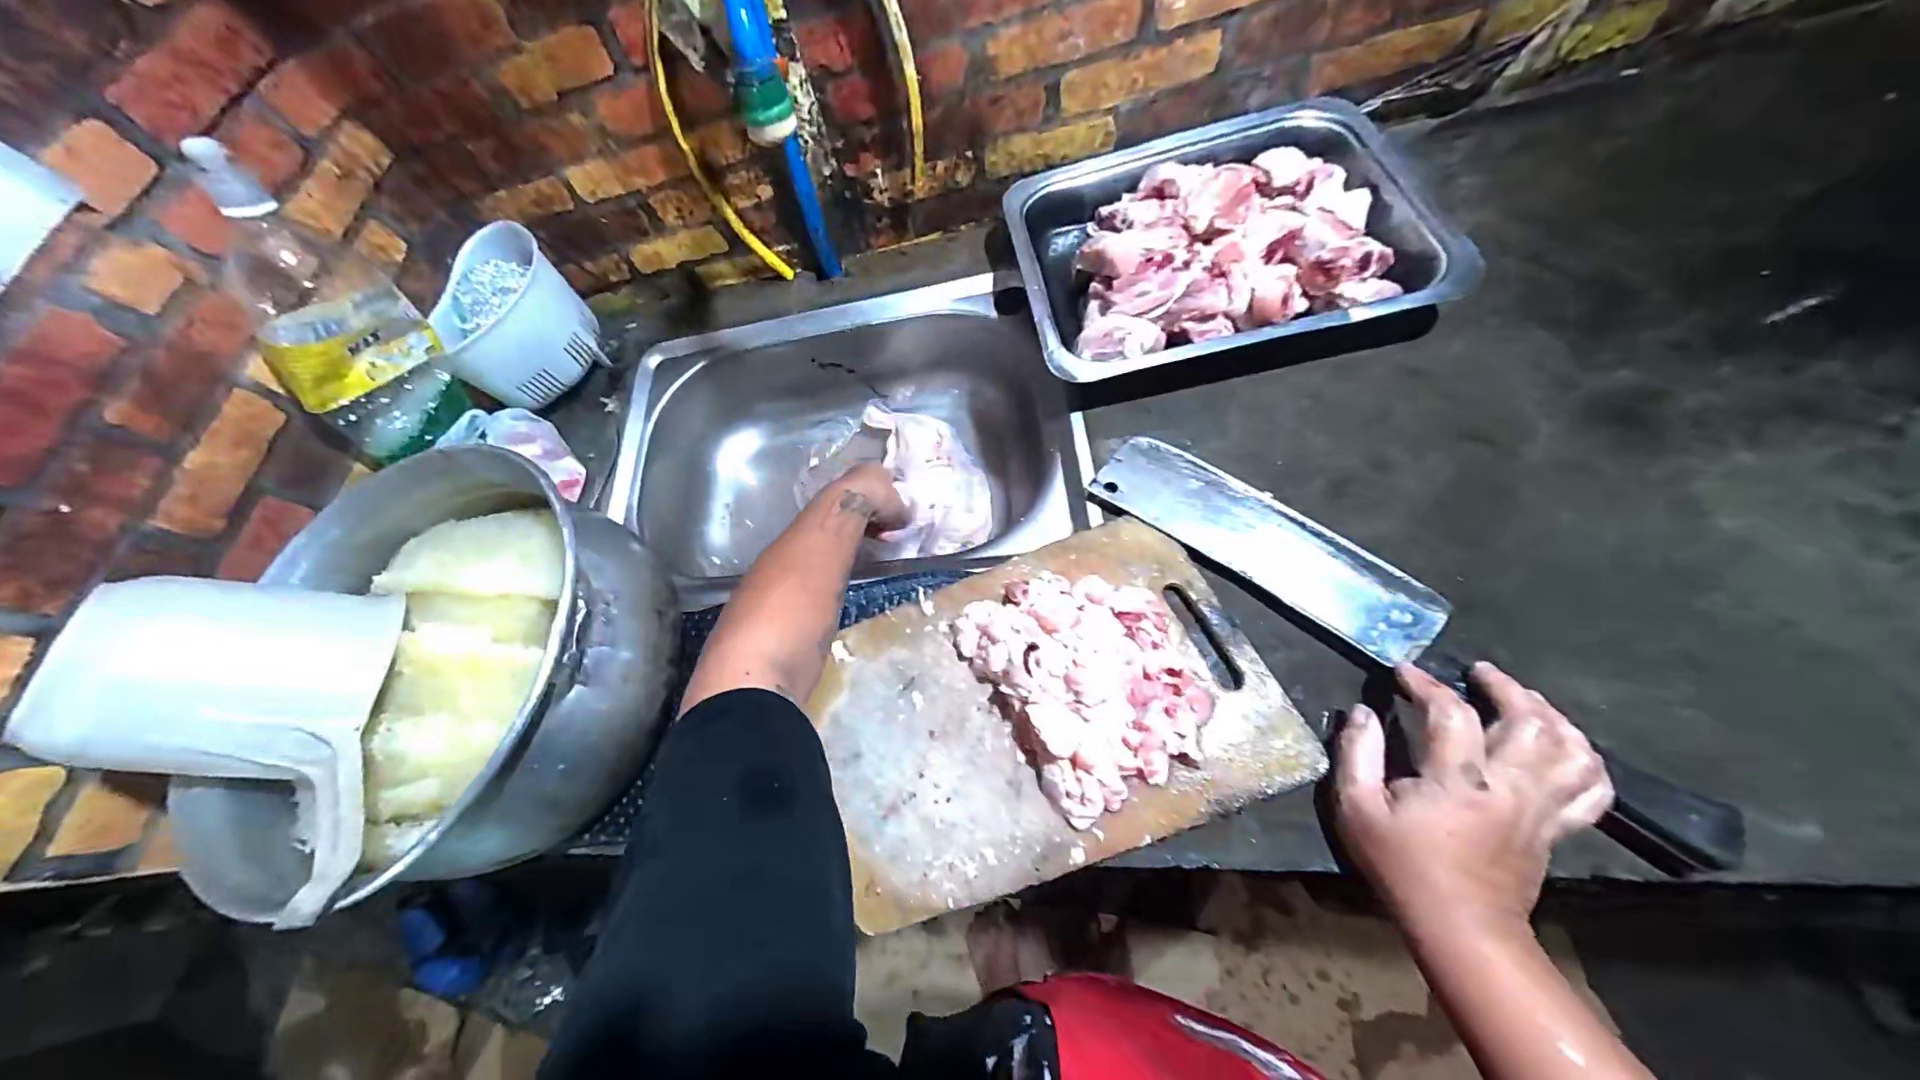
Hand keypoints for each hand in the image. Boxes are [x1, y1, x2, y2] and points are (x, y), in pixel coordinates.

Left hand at [824, 463, 909, 533]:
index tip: (897, 510)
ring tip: (872, 532)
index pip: (890, 478)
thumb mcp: (902, 512)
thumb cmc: (879, 502)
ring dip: (865, 516)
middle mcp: (858, 470)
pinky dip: (851, 521)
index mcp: (878, 468)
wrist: (845, 506)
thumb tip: (906, 516)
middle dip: (878, 508)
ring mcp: (840, 482)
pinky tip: (857, 531)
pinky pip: (845, 511)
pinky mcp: (826, 496)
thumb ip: (906, 513)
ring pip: (857, 502)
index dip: (895, 494)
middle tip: (885, 525)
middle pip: (872, 491)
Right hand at [1334, 663, 1612, 939]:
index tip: (1403, 671)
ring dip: (1550, 715)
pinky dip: (1586, 759)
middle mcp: (1510, 787)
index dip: (1426, 683)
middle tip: (1478, 671)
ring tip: (1525, 698)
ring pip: (1571, 749)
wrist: (1461, 927)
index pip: (1451, 712)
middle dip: (1505, 686)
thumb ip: (1356, 754)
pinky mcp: (1556, 828)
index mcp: (1459, 781)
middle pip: (1529, 721)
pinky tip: (1566, 744)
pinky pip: (1592, 789)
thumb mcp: (1357, 808)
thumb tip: (1362, 712)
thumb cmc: (1402, 865)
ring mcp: (1541, 809)